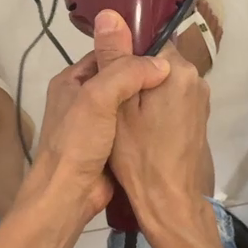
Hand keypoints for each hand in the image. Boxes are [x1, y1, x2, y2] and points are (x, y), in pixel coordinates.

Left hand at [27, 10, 170, 222]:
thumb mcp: (98, 97)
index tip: (163, 53)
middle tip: (177, 73)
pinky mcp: (109, 144)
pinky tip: (167, 118)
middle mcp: (82, 98)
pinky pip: (132, 125)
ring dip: (148, 101)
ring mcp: (96, 123)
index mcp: (71, 80)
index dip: (132, 52)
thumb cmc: (78, 142)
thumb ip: (126, 73)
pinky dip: (147, 122)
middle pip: (119, 78)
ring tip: (177, 92)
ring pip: (128, 103)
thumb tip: (161, 62)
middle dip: (144, 77)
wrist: (70, 194)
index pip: (106, 55)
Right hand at [100, 33, 211, 233]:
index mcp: (178, 69)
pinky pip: (172, 99)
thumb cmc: (139, 156)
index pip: (147, 41)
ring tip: (121, 116)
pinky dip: (154, 107)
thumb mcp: (117, 106)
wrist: (170, 202)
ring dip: (143, 92)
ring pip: (163, 81)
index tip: (106, 75)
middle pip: (156, 61)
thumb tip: (111, 15)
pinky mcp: (199, 118)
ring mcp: (200, 99)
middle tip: (110, 101)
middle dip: (133, 75)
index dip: (122, 55)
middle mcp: (196, 78)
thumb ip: (115, 59)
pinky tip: (139, 128)